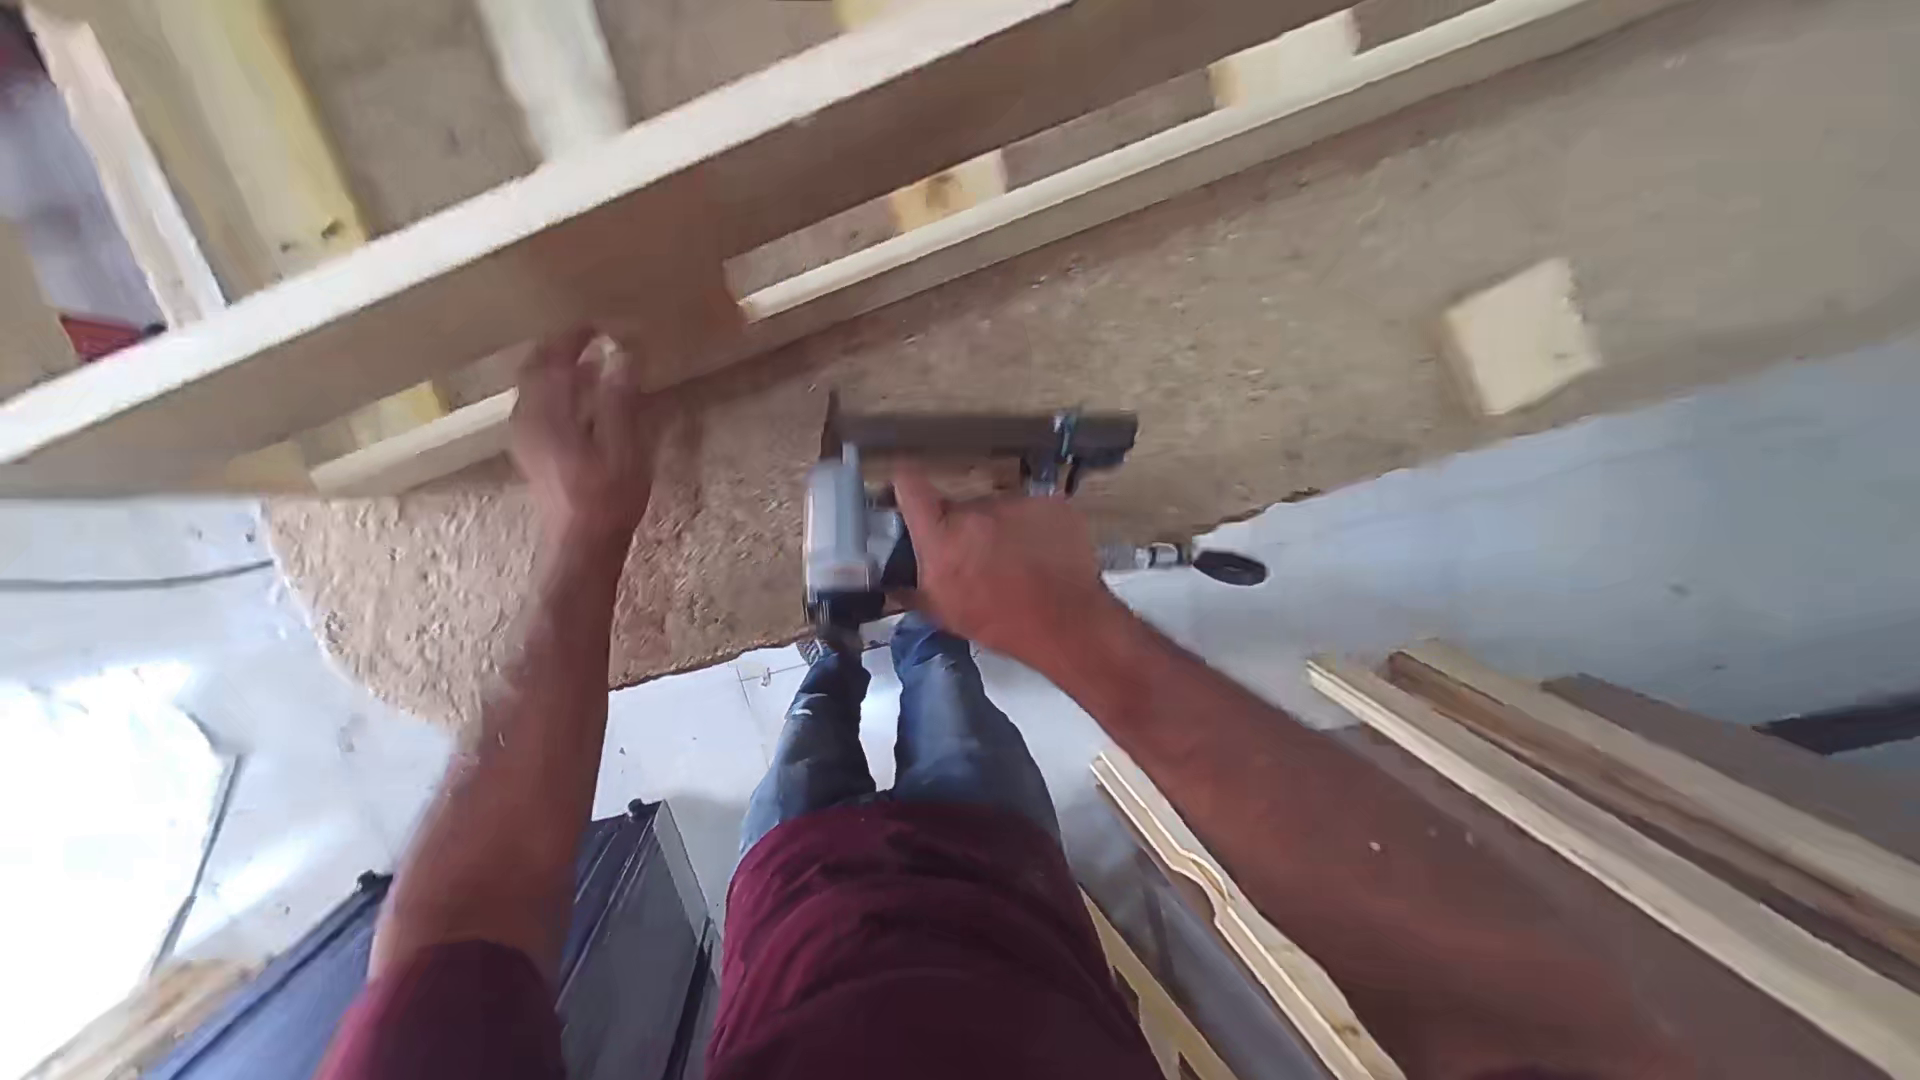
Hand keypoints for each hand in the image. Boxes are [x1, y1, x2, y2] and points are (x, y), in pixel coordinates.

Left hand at [510, 329, 659, 549]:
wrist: (580, 541)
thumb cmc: (608, 496)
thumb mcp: (623, 447)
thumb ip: (619, 400)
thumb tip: (621, 356)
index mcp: (548, 414)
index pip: (553, 361)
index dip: (572, 339)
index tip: (596, 325)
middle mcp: (527, 419)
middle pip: (534, 370)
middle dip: (559, 350)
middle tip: (588, 338)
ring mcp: (525, 437)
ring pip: (533, 388)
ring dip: (556, 370)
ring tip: (586, 364)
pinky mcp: (531, 452)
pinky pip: (536, 406)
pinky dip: (555, 391)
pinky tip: (578, 400)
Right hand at [892, 463, 1122, 663]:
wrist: (1064, 622)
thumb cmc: (999, 621)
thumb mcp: (943, 613)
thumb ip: (912, 590)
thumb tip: (894, 585)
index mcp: (942, 534)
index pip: (910, 484)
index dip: (906, 487)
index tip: (909, 494)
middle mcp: (976, 509)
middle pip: (961, 508)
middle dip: (965, 530)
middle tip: (980, 561)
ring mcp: (1017, 503)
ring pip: (1000, 512)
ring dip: (1002, 531)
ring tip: (1018, 564)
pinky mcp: (1051, 504)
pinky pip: (1034, 513)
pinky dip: (1035, 531)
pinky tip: (1042, 557)